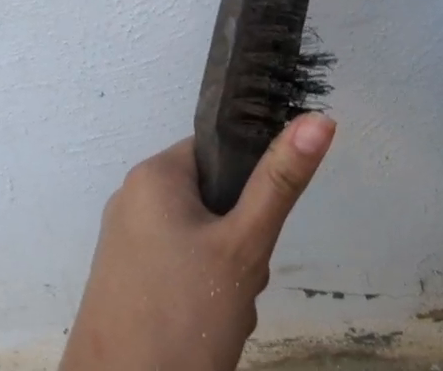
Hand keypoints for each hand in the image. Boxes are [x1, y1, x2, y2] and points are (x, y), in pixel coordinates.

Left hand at [60, 113, 336, 370]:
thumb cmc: (182, 316)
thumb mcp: (244, 247)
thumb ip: (280, 181)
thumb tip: (318, 118)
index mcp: (153, 175)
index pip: (220, 149)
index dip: (252, 180)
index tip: (262, 222)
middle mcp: (132, 200)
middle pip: (213, 197)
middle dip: (241, 238)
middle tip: (242, 277)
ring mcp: (124, 245)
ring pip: (202, 237)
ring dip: (227, 270)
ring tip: (226, 308)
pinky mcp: (124, 283)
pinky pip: (179, 266)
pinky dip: (202, 290)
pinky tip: (208, 324)